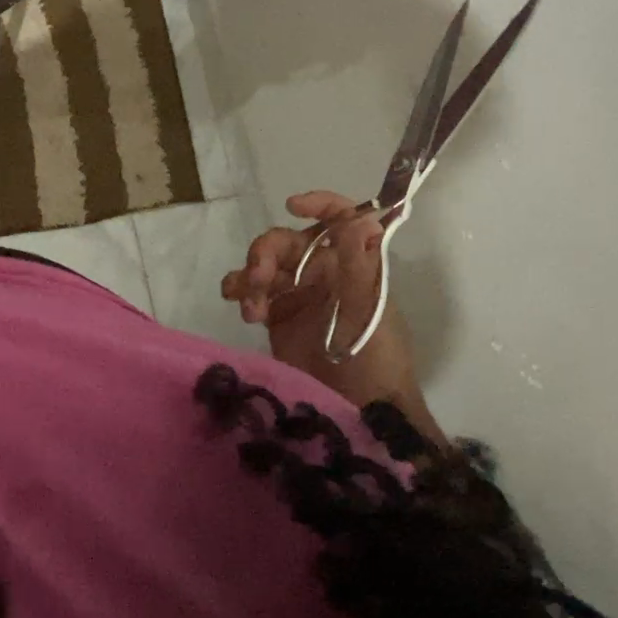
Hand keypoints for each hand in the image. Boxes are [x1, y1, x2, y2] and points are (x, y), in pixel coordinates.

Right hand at [221, 192, 436, 437]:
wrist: (360, 413)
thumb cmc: (376, 360)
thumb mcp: (371, 311)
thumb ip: (359, 265)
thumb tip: (360, 218)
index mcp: (353, 264)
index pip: (339, 219)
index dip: (319, 204)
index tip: (292, 205)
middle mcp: (324, 272)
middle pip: (287, 242)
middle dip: (265, 253)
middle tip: (256, 279)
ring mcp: (298, 294)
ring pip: (264, 265)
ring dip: (250, 276)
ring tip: (249, 307)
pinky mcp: (277, 316)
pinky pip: (251, 291)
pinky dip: (240, 293)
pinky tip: (243, 311)